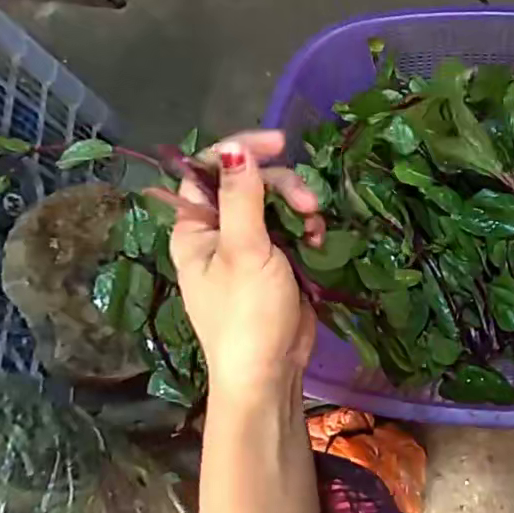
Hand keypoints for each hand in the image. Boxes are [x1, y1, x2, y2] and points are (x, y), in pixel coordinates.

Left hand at [147, 130, 325, 396]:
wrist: (270, 369)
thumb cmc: (247, 313)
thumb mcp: (245, 250)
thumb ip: (242, 197)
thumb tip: (234, 147)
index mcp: (195, 226)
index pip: (210, 169)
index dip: (241, 150)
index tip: (281, 144)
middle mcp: (219, 230)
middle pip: (251, 184)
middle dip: (284, 188)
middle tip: (310, 206)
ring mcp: (249, 246)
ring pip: (276, 205)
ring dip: (301, 210)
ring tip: (317, 232)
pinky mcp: (277, 261)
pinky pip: (292, 228)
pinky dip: (308, 230)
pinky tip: (319, 243)